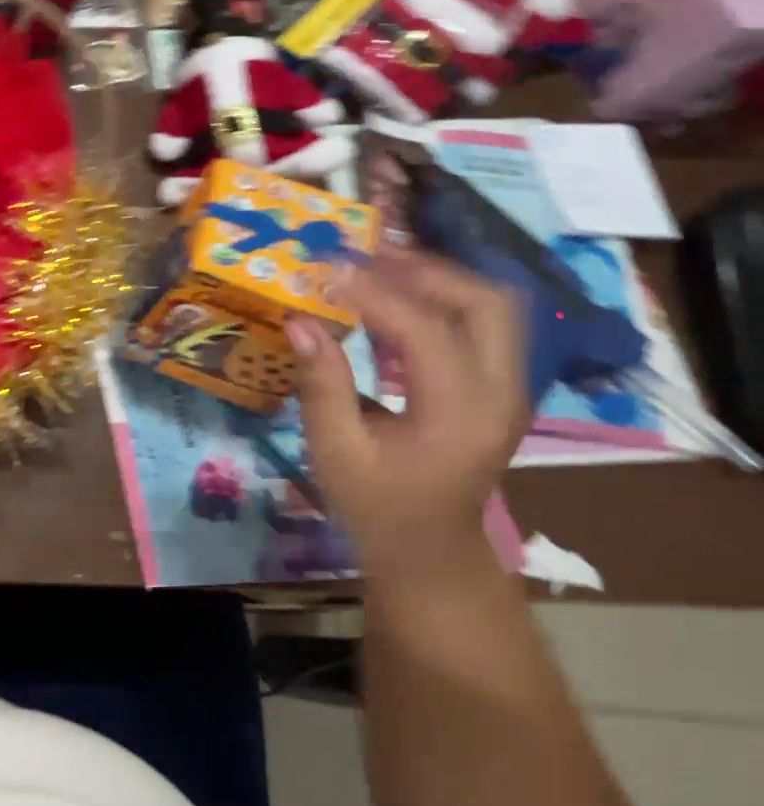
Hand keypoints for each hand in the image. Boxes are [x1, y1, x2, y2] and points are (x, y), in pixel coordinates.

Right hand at [286, 251, 529, 578]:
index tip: (323, 270)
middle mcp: (500, 391)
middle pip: (485, 302)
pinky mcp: (496, 385)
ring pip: (491, 306)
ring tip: (375, 266)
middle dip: (423, 270)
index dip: (373, 293)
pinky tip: (391, 297)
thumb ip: (322, 386)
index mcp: (461, 413)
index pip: (425, 330)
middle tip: (362, 256)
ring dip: (436, 278)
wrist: (429, 549)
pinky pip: (480, 323)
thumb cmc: (376, 505)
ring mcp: (507, 386)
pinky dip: (439, 299)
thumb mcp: (336, 452)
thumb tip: (299, 321)